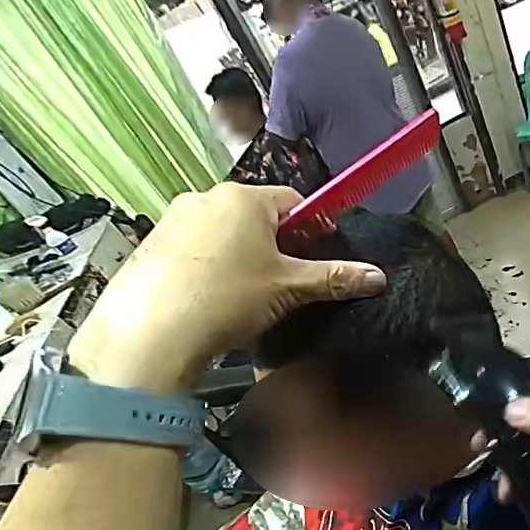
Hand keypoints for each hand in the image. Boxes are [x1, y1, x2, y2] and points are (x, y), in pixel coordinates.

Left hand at [70, 184, 385, 392]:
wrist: (151, 331)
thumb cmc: (229, 296)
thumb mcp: (292, 288)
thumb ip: (336, 277)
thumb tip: (378, 277)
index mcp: (243, 199)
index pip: (295, 200)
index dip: (315, 227)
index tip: (322, 254)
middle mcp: (206, 198)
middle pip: (260, 216)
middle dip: (281, 243)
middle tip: (293, 279)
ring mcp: (174, 219)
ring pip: (228, 232)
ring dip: (248, 255)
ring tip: (256, 293)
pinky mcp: (153, 244)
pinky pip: (199, 247)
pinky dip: (217, 265)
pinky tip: (221, 298)